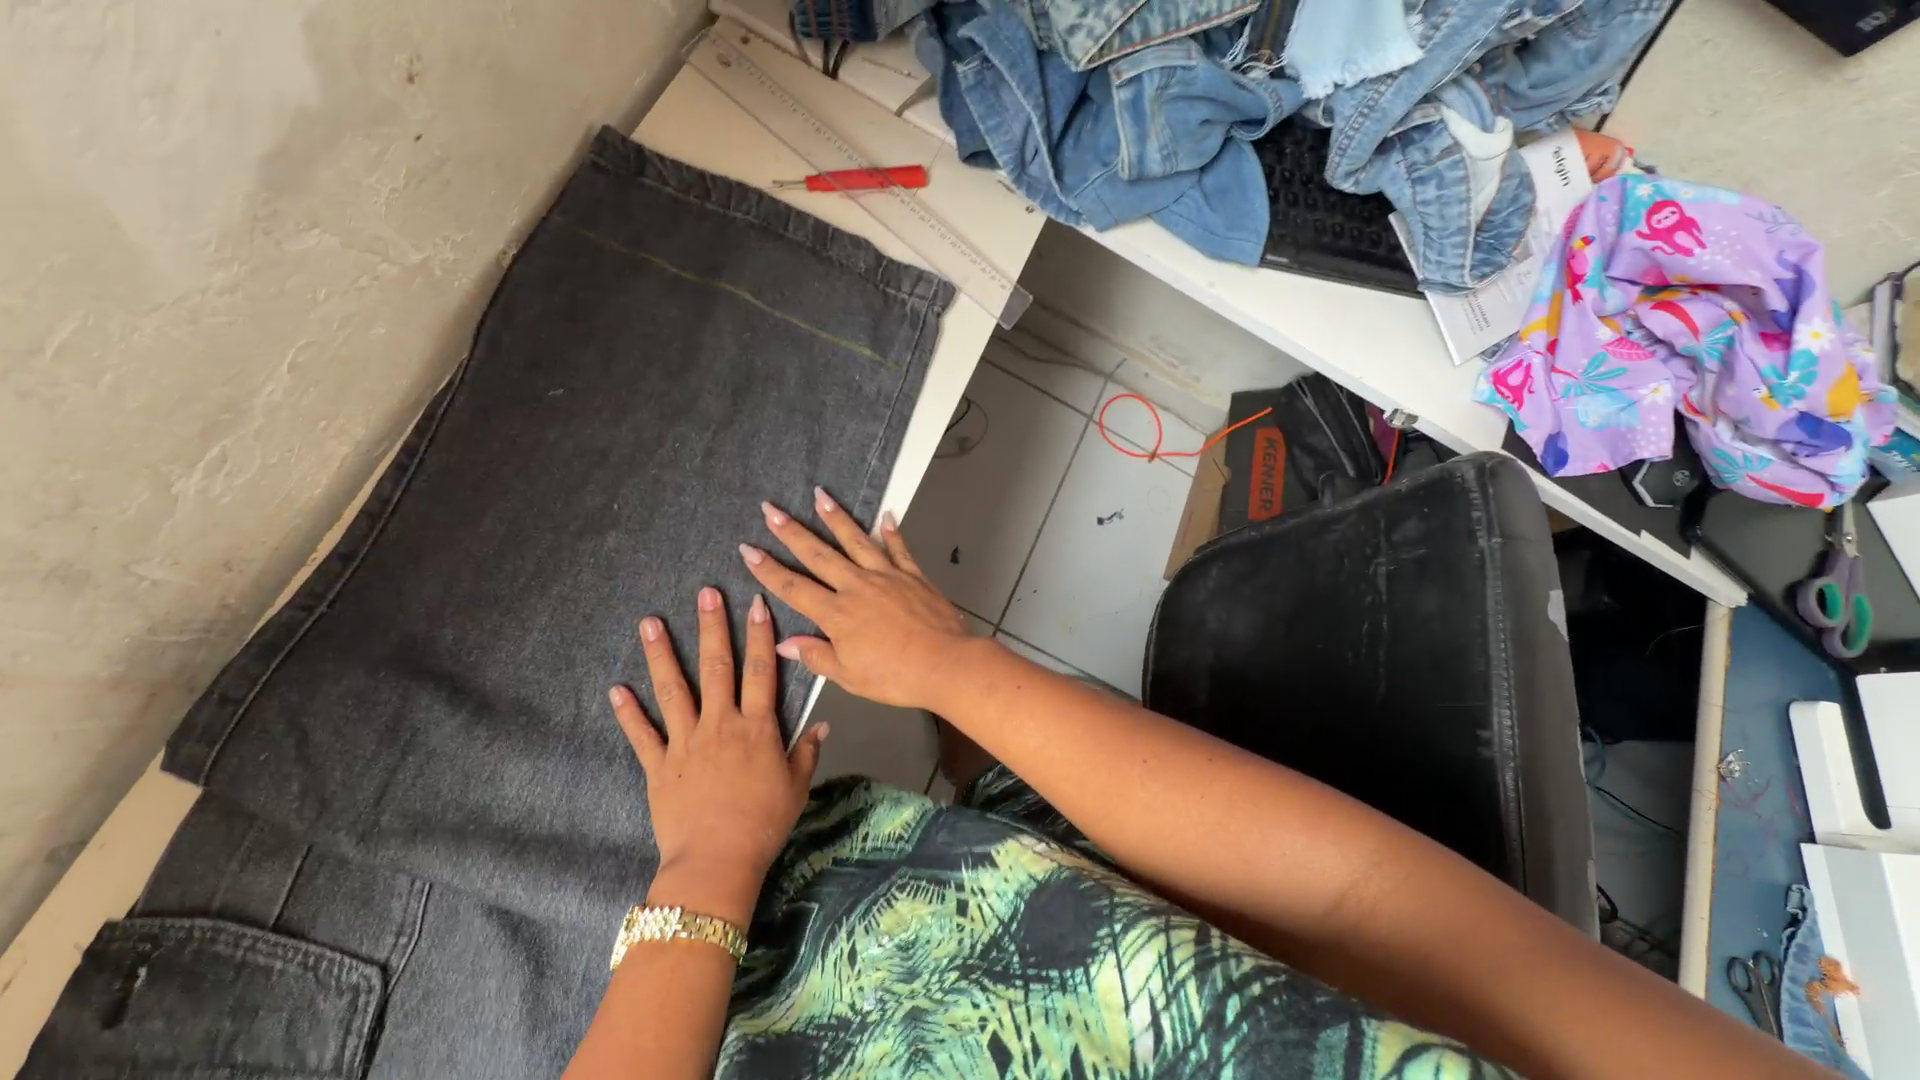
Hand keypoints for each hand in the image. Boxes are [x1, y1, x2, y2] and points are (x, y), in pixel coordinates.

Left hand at [608, 587, 829, 923]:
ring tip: (650, 623)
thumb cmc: (764, 824)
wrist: (717, 861)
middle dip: (712, 627)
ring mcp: (685, 743)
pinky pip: (642, 734)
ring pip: (673, 690)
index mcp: (757, 728)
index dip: (760, 635)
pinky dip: (628, 712)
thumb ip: (806, 752)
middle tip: (706, 594)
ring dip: (661, 654)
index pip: (761, 671)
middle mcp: (720, 725)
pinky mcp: (659, 766)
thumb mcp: (797, 787)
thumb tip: (822, 724)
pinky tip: (616, 689)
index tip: (756, 604)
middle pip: (716, 667)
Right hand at [738, 487, 977, 709]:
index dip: (768, 569)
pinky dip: (892, 532)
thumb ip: (816, 655)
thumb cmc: (895, 676)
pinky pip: (899, 549)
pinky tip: (886, 515)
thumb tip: (784, 642)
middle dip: (792, 531)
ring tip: (820, 494)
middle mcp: (857, 586)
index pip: (793, 587)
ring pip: (855, 540)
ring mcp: (886, 576)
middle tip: (771, 509)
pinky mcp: (913, 576)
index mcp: (837, 613)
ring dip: (835, 517)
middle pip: (818, 554)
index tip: (748, 550)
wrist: (945, 664)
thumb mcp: (849, 675)